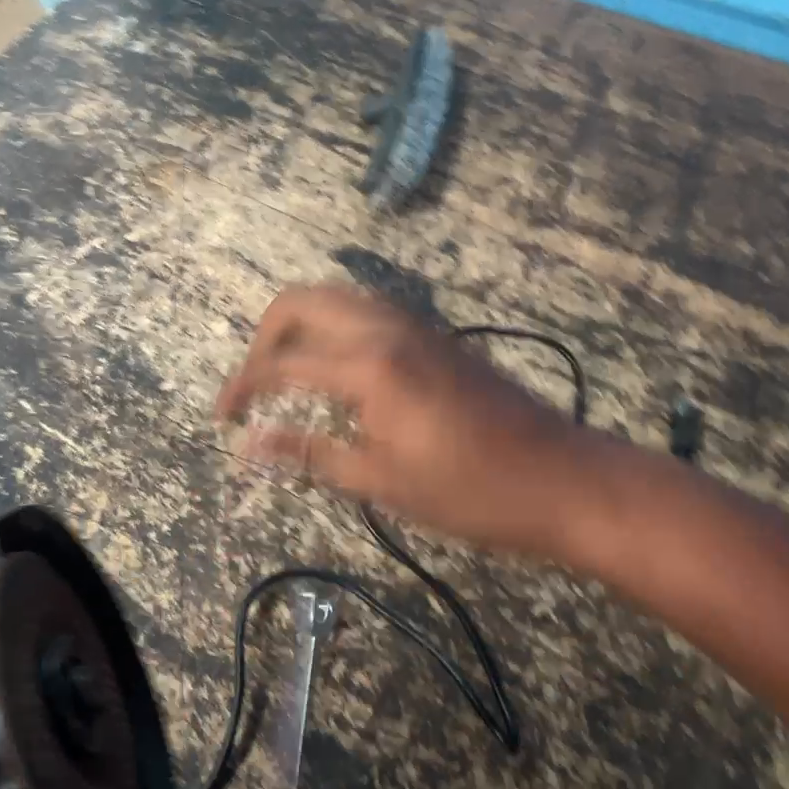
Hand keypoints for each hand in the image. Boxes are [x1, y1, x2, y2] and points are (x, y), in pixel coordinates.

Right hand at [216, 284, 610, 558]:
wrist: (565, 478)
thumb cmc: (471, 491)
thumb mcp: (382, 481)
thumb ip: (309, 452)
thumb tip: (249, 444)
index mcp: (367, 366)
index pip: (281, 365)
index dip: (242, 388)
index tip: (222, 417)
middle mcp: (383, 328)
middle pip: (298, 303)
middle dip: (262, 339)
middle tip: (254, 384)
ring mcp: (410, 324)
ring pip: (331, 297)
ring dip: (296, 326)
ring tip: (285, 373)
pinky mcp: (429, 333)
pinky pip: (361, 308)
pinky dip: (329, 325)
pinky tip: (332, 368)